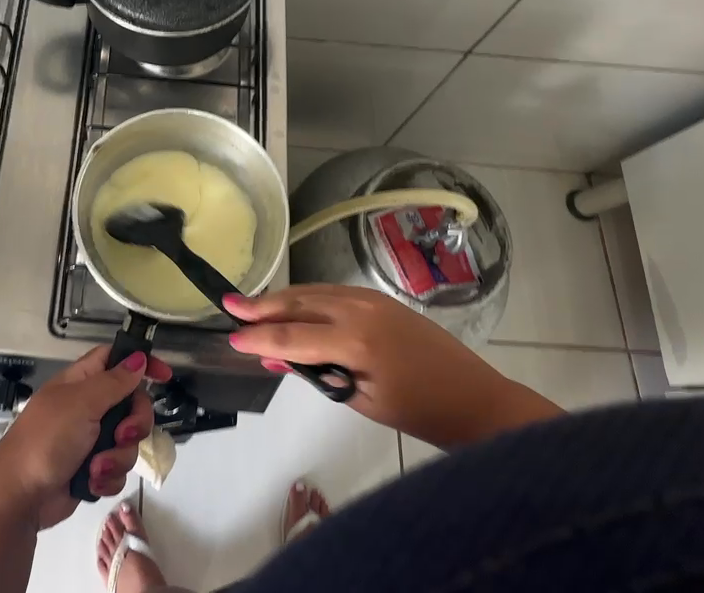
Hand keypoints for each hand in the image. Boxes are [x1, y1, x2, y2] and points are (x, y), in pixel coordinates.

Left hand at [0, 345, 171, 528]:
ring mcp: (91, 439)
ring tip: (96, 467)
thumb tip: (138, 359)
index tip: (165, 375)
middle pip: (132, 404)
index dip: (140, 363)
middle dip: (134, 424)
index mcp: (81, 382)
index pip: (116, 360)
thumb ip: (114, 382)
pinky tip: (91, 482)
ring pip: (128, 440)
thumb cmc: (46, 440)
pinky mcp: (93, 469)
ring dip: (117, 456)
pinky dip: (108, 476)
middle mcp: (88, 407)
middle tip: (122, 435)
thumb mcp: (81, 403)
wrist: (20, 496)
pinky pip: (118, 467)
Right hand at [225, 284, 559, 447]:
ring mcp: (371, 298)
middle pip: (299, 303)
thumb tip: (277, 359)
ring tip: (250, 306)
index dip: (259, 337)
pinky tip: (292, 305)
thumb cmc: (420, 411)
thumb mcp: (361, 399)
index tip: (231, 337)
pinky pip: (332, 292)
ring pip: (314, 292)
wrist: (475, 397)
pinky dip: (307, 297)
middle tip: (228, 304)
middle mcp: (359, 309)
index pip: (293, 336)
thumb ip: (318, 373)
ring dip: (282, 299)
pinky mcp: (379, 298)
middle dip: (262, 306)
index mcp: (355, 341)